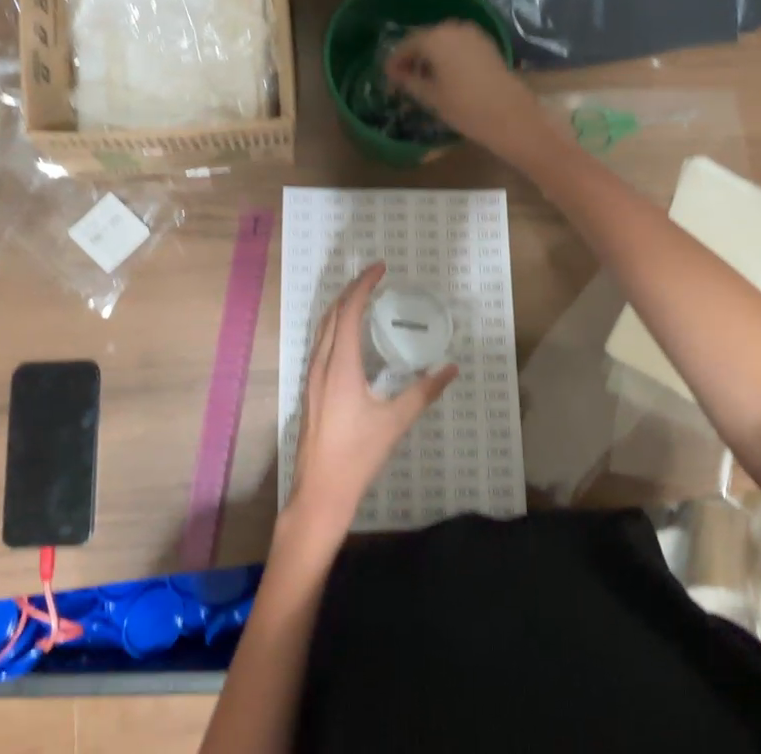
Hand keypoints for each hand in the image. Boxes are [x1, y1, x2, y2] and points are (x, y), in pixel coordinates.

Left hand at [286, 262, 458, 536]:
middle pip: (330, 315)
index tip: (380, 269)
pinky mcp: (310, 391)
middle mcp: (320, 365)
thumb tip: (451, 368)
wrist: (321, 490)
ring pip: (321, 331)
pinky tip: (348, 339)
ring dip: (339, 309)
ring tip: (362, 300)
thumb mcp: (395, 422)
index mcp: (339, 366)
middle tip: (373, 279)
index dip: (362, 286)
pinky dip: (334, 329)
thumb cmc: (358, 455)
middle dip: (349, 291)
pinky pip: (320, 346)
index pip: (348, 312)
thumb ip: (424, 392)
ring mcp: (311, 379)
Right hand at [384, 21, 551, 161]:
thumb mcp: (430, 97)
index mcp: (435, 38)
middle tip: (404, 77)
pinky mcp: (487, 44)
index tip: (388, 76)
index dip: (395, 61)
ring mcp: (473, 34)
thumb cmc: (464, 107)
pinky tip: (446, 74)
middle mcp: (453, 28)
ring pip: (443, 40)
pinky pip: (459, 45)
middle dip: (413, 56)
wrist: (509, 115)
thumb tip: (396, 74)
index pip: (406, 45)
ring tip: (424, 78)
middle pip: (425, 39)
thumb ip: (409, 81)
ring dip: (431, 55)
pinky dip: (448, 55)